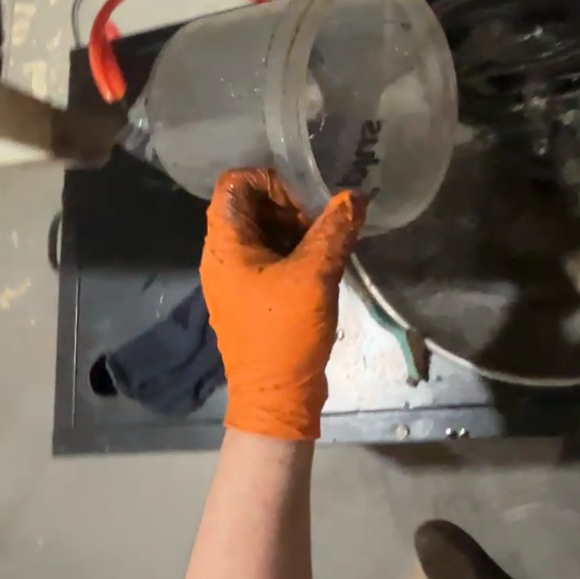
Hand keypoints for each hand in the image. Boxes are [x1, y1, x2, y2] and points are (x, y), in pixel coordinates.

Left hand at [201, 168, 365, 440]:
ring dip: (296, 227)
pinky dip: (295, 249)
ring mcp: (237, 276)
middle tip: (323, 220)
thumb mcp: (315, 276)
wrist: (276, 399)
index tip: (305, 197)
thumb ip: (335, 230)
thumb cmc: (285, 333)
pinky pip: (271, 255)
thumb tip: (356, 195)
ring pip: (263, 230)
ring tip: (329, 239)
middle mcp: (223, 255)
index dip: (270, 180)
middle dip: (289, 204)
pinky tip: (324, 259)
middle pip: (250, 205)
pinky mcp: (253, 294)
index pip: (234, 183)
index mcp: (224, 244)